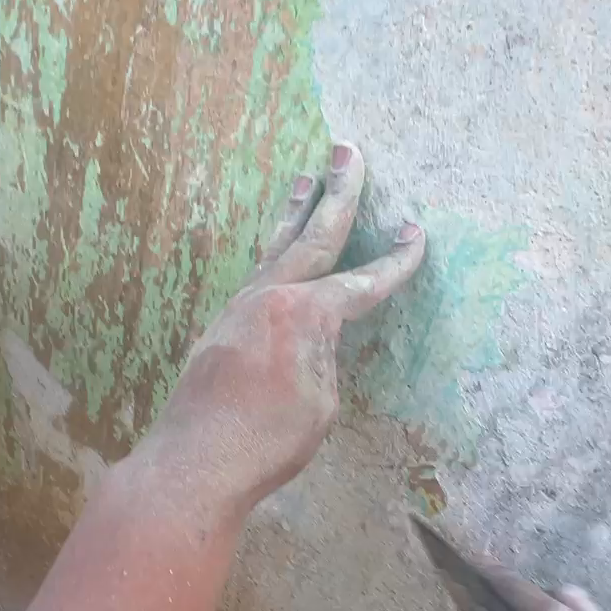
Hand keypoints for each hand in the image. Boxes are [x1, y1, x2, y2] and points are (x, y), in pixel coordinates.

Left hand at [133, 142, 424, 509]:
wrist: (194, 460)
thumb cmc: (267, 441)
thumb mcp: (321, 403)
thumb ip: (325, 357)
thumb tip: (317, 337)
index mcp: (305, 313)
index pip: (362, 282)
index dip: (395, 261)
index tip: (417, 235)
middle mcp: (270, 296)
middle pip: (312, 234)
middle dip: (336, 192)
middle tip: (347, 150)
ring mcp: (240, 306)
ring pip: (276, 247)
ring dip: (295, 210)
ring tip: (306, 176)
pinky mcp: (222, 324)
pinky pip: (257, 274)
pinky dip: (274, 251)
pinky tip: (277, 249)